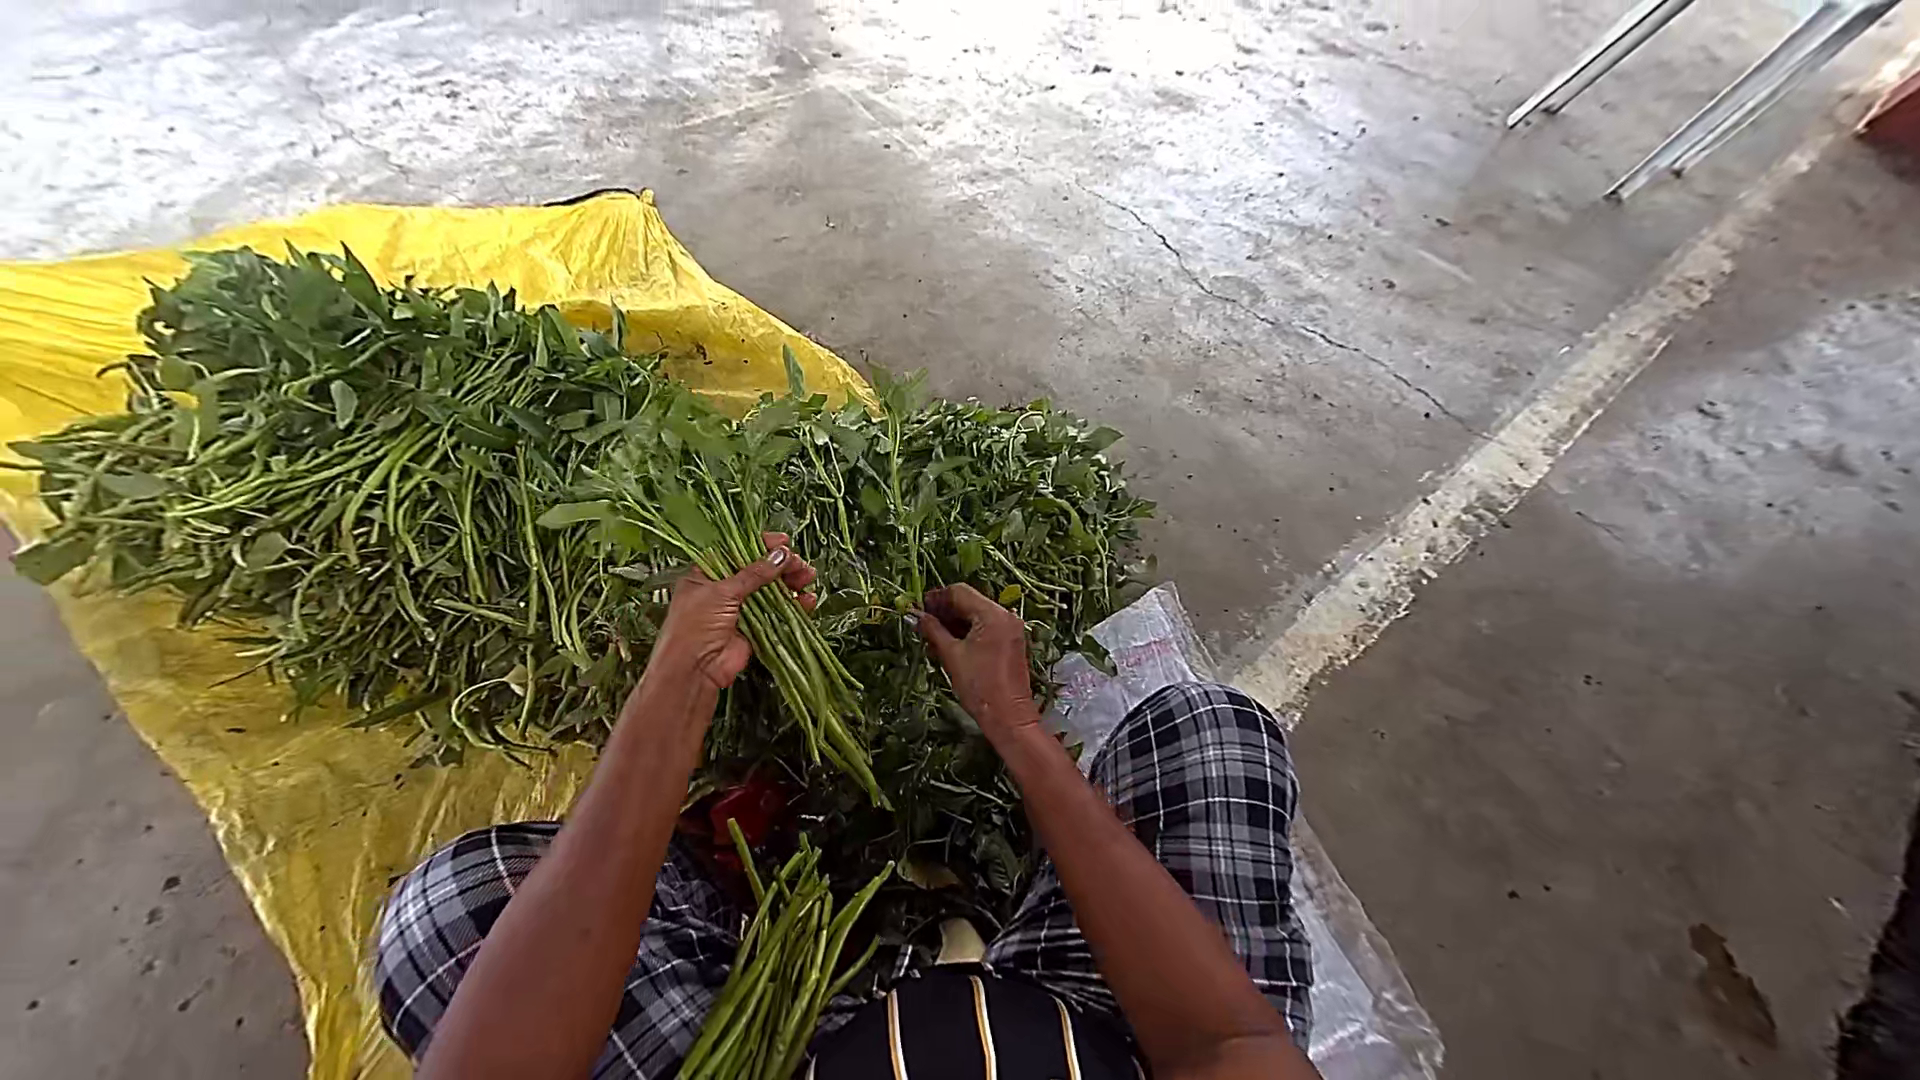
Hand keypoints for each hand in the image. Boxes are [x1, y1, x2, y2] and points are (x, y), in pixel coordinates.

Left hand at [648, 532, 817, 690]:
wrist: (694, 670)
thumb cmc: (694, 626)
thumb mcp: (721, 591)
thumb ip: (754, 573)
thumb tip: (780, 554)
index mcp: (707, 574)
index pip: (737, 551)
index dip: (761, 545)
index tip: (783, 542)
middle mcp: (724, 590)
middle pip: (759, 570)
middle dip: (782, 565)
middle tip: (799, 563)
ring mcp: (741, 609)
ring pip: (772, 590)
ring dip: (791, 583)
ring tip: (807, 578)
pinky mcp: (756, 628)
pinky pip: (779, 612)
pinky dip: (794, 605)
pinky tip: (806, 600)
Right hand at [912, 584, 1041, 744]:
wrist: (1008, 716)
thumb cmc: (979, 685)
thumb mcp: (951, 655)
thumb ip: (933, 630)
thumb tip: (915, 616)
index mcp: (992, 614)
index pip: (960, 592)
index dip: (936, 598)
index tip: (919, 608)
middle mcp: (1005, 615)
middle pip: (969, 601)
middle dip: (944, 610)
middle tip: (922, 622)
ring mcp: (1010, 628)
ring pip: (976, 615)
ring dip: (954, 622)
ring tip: (931, 636)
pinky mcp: (1010, 641)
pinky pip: (985, 627)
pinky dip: (966, 631)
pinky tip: (947, 643)